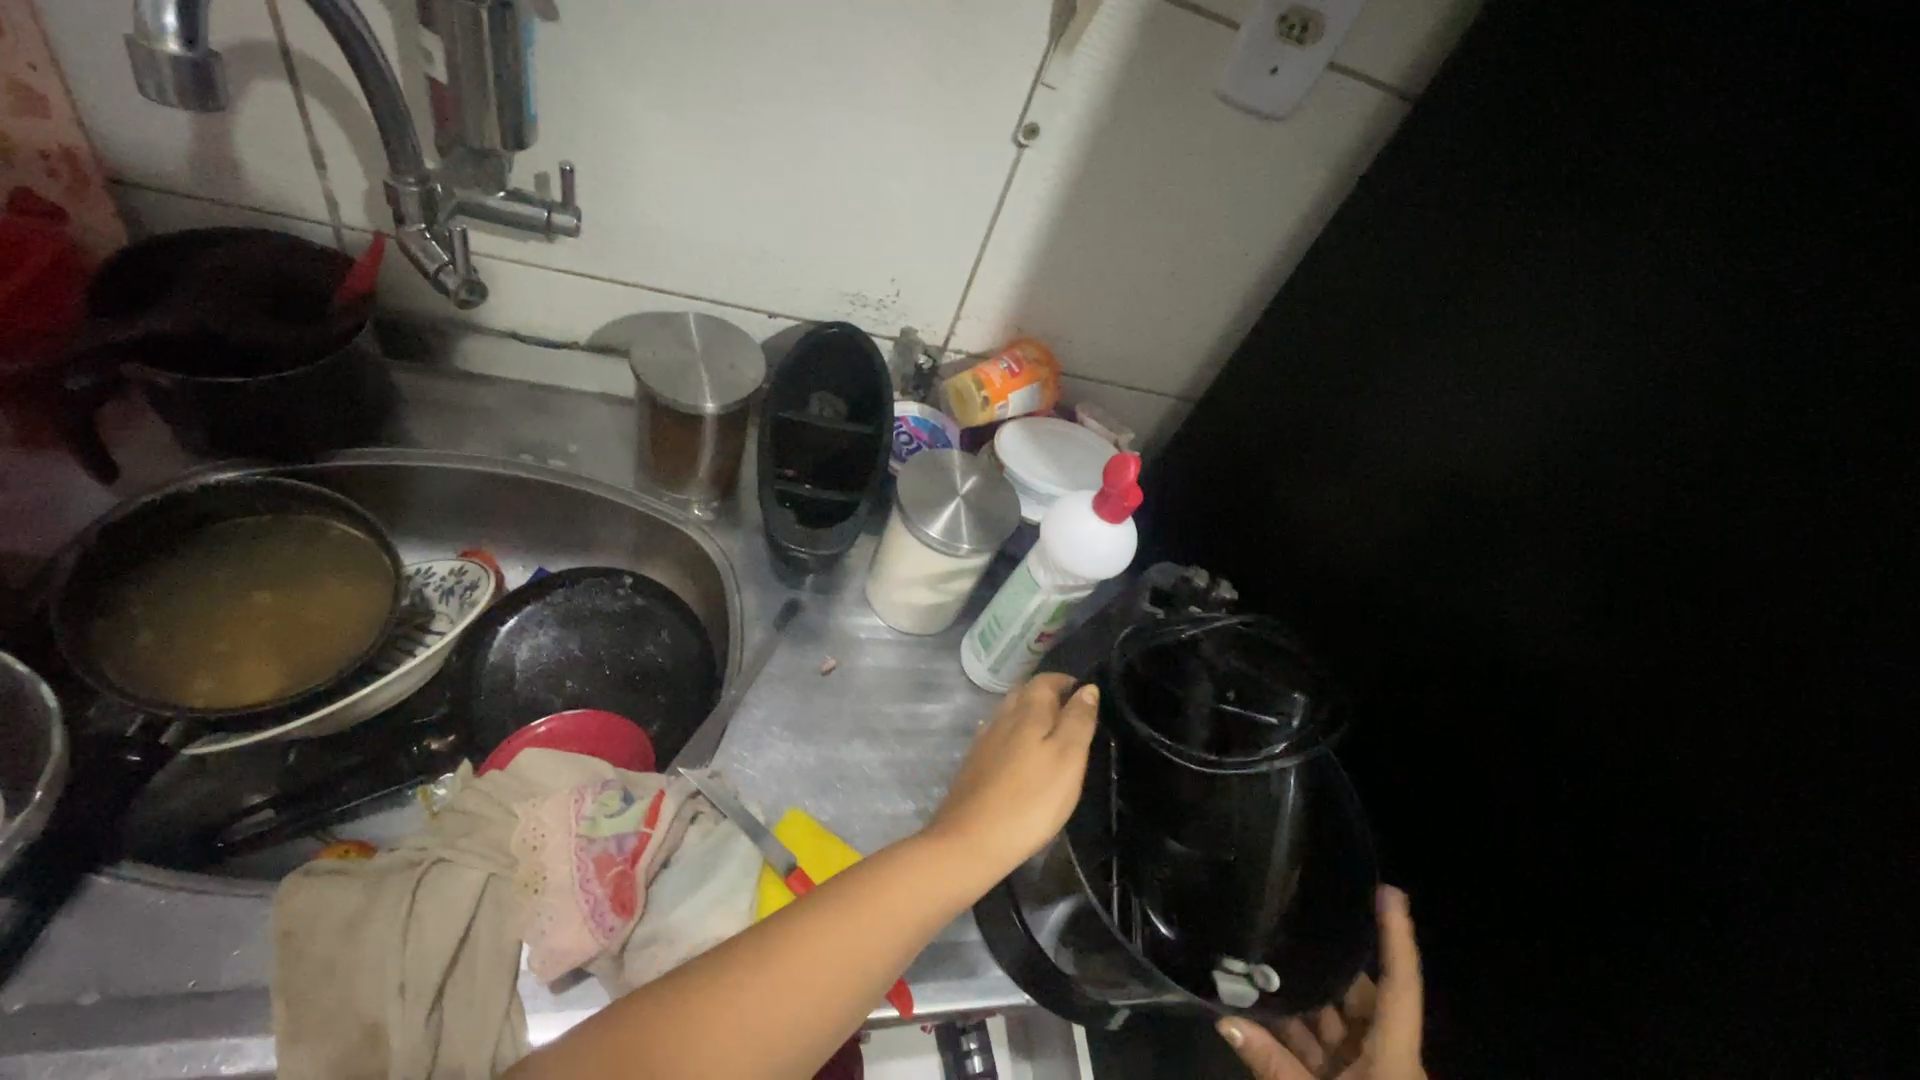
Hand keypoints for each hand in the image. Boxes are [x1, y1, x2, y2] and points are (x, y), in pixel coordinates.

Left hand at [923, 674, 1098, 881]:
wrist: (971, 840)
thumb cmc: (1031, 800)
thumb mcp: (1068, 758)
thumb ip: (1078, 720)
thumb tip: (1087, 689)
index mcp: (1027, 712)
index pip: (1045, 681)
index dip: (1065, 682)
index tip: (1084, 693)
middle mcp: (1001, 718)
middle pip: (1023, 694)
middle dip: (1046, 695)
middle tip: (1070, 712)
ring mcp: (983, 742)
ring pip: (1008, 715)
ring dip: (1028, 715)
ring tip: (1050, 733)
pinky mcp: (973, 765)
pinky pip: (997, 738)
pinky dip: (1013, 737)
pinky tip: (1019, 755)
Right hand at [1219, 886, 1425, 1079]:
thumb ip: (1273, 1066)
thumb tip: (1225, 1019)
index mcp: (1396, 1056)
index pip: (1400, 986)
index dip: (1396, 938)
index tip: (1389, 891)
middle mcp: (1386, 1056)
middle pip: (1357, 997)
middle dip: (1320, 965)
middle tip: (1283, 923)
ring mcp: (1366, 1073)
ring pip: (1332, 1024)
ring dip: (1297, 1000)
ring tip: (1256, 962)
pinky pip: (1319, 1050)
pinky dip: (1290, 1033)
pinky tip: (1257, 1012)